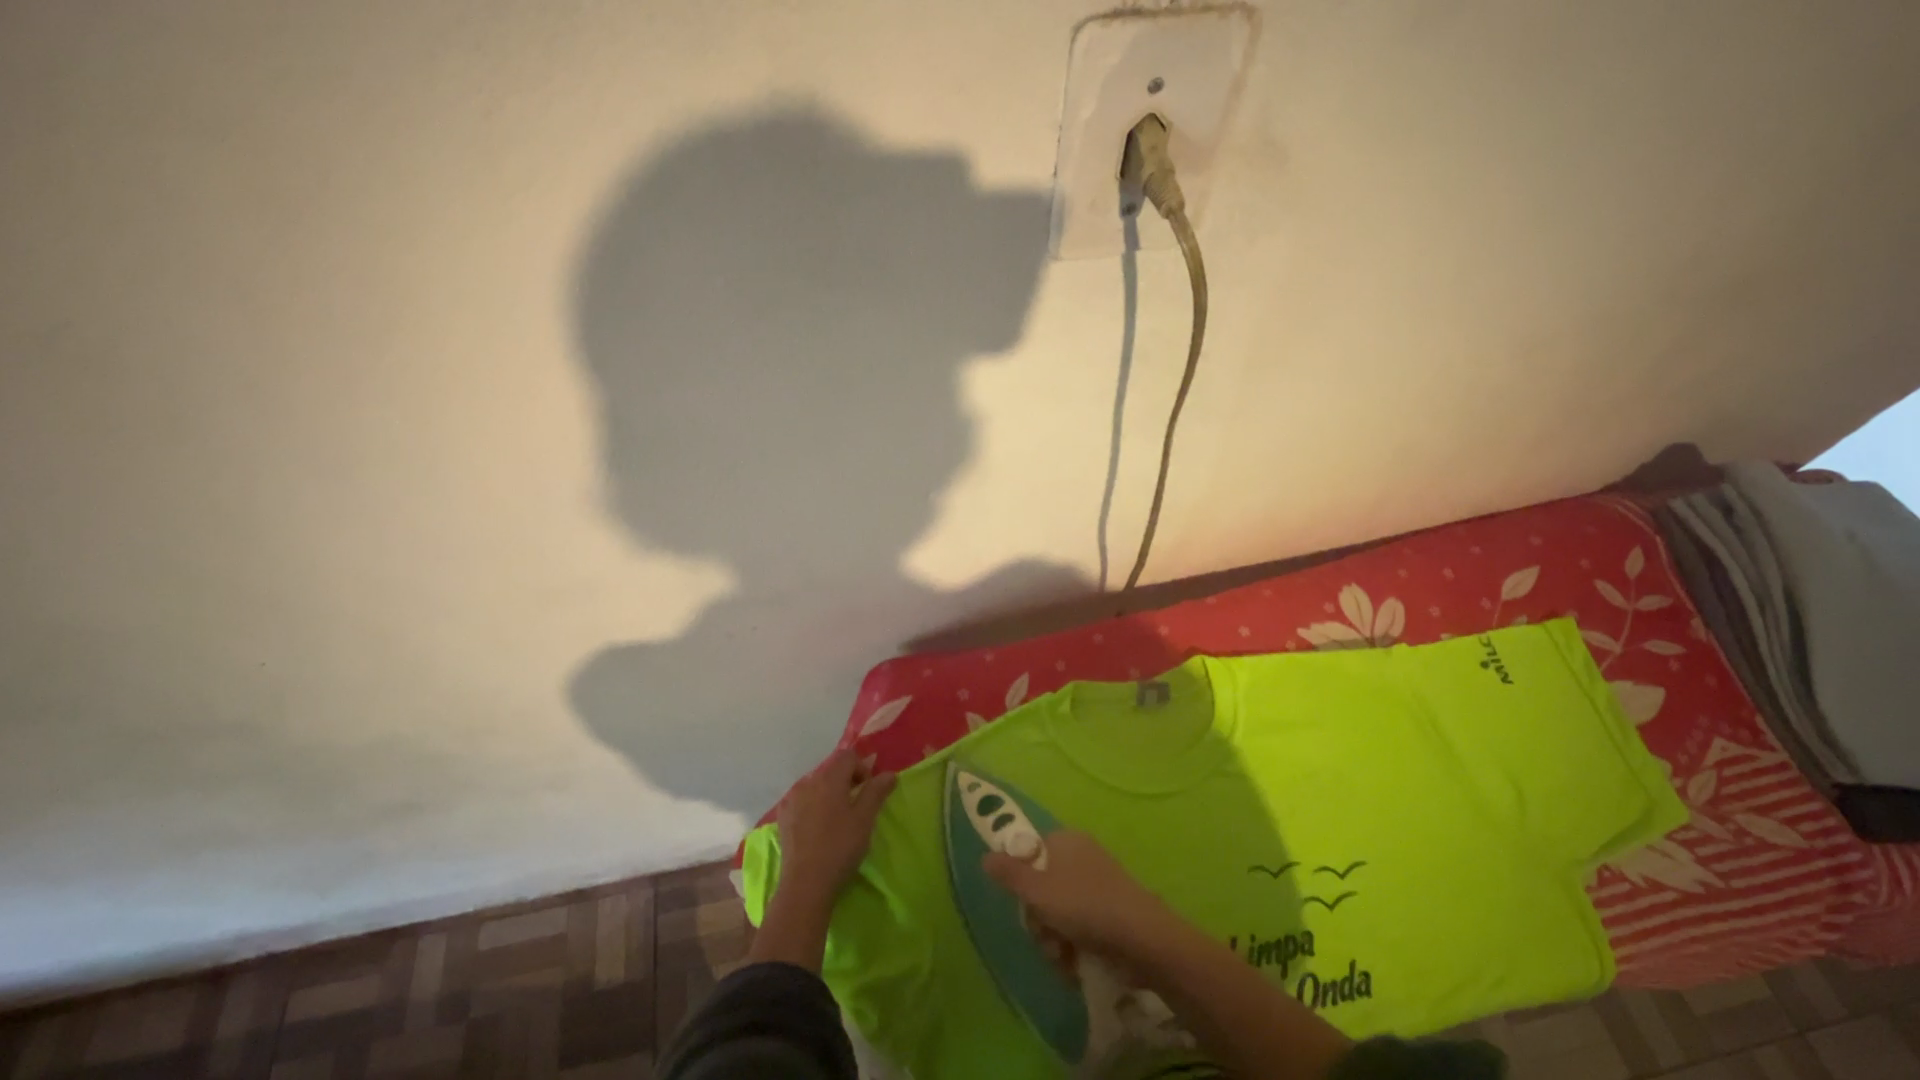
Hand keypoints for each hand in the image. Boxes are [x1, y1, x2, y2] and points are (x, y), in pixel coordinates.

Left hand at [774, 749, 896, 905]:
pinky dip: (814, 804)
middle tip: (857, 805)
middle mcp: (807, 782)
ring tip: (838, 818)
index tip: (869, 790)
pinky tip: (819, 827)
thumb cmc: (840, 847)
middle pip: (830, 768)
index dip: (862, 767)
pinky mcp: (783, 817)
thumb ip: (876, 791)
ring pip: (816, 784)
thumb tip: (889, 773)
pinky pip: (803, 800)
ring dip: (829, 792)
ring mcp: (791, 799)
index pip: (848, 756)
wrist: (806, 882)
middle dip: (846, 779)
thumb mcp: (865, 819)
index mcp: (828, 778)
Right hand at [983, 830, 1175, 961]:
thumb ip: (1009, 873)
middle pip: (1041, 888)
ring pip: (1057, 914)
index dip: (1022, 881)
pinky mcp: (1109, 914)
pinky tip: (1076, 963)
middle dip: (1038, 920)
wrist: (1142, 939)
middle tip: (1045, 934)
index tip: (1024, 901)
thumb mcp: (1037, 890)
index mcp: (1065, 841)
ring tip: (1063, 955)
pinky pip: (1077, 928)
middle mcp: (1081, 858)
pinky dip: (1073, 947)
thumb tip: (985, 855)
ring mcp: (1097, 886)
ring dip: (1053, 940)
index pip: (1029, 853)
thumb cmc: (1084, 906)